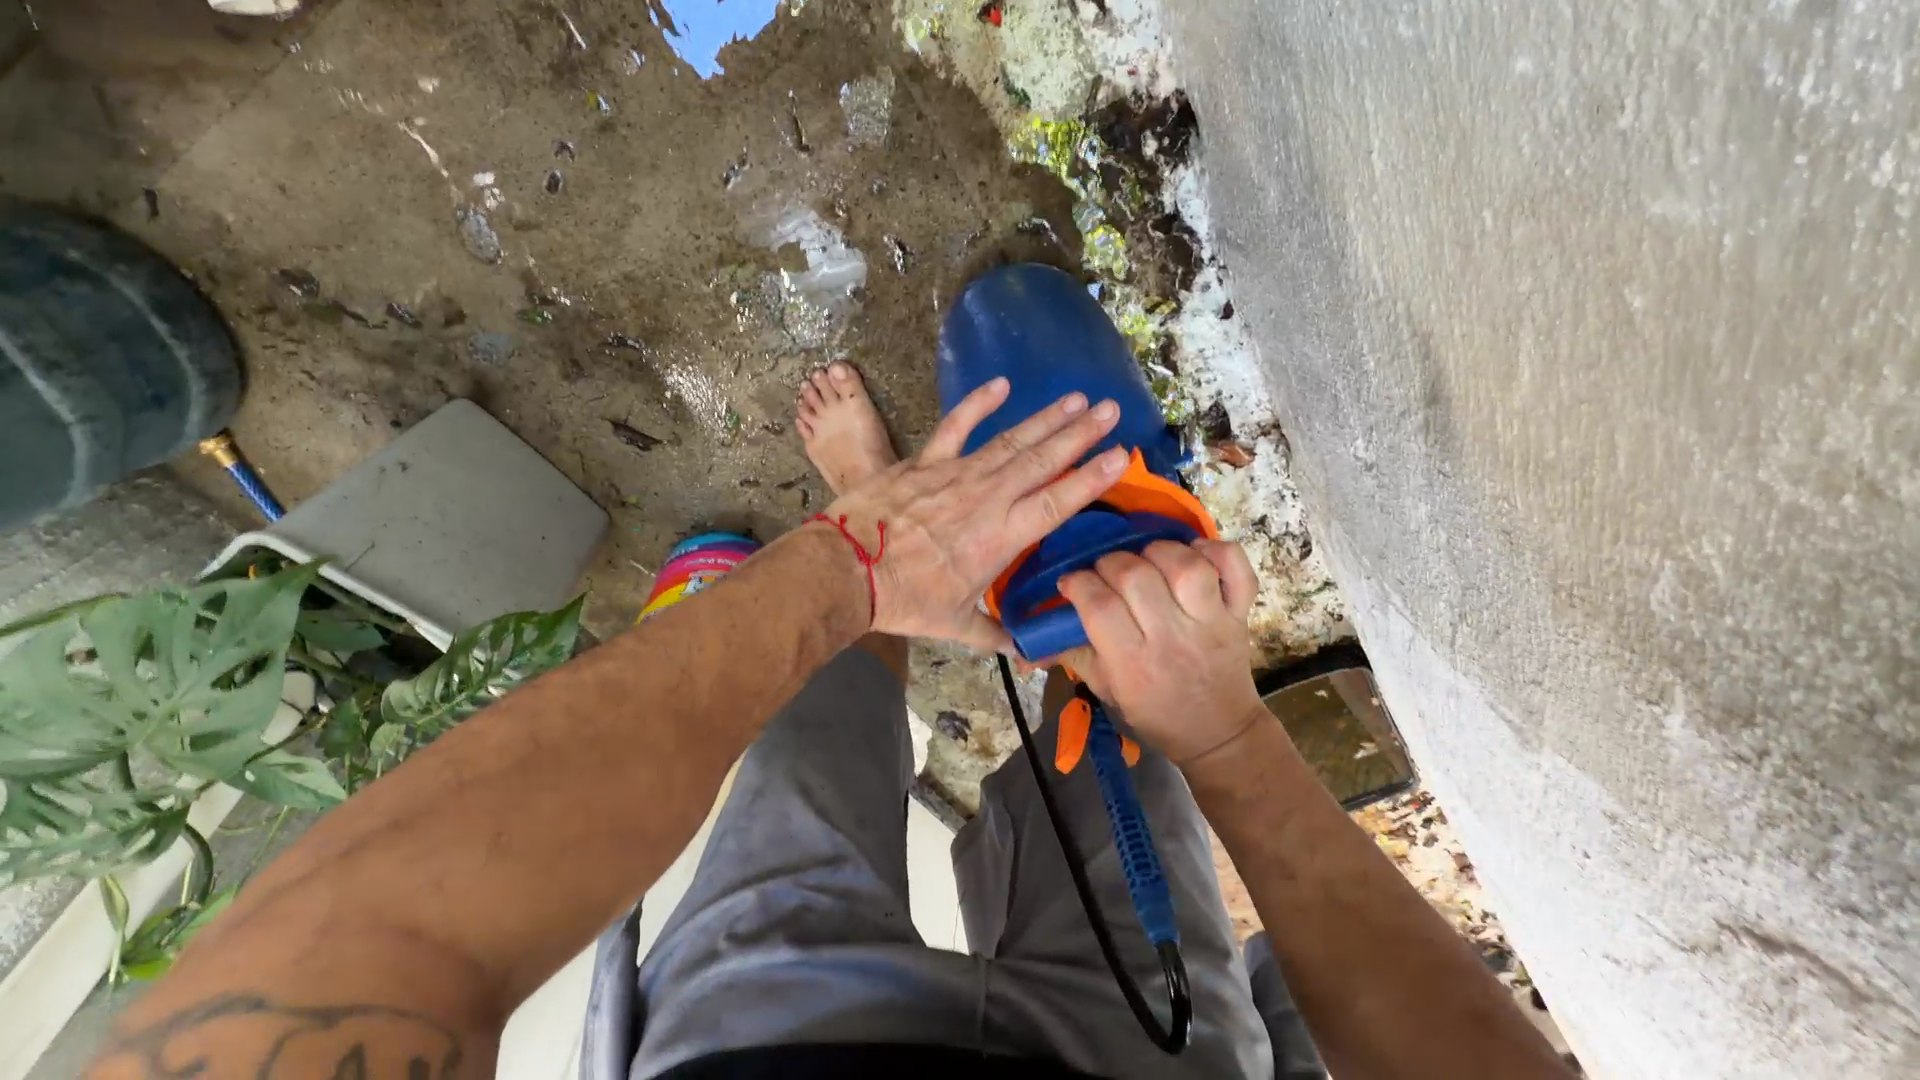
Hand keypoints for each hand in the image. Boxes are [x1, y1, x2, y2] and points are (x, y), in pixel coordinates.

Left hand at [819, 377, 1128, 652]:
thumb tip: (1023, 653)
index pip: (1057, 502)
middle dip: (1079, 434)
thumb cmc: (905, 600)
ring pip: (1010, 440)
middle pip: (1042, 461)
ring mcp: (956, 474)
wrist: (849, 570)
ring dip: (1045, 418)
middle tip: (1109, 409)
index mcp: (1001, 537)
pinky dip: (977, 404)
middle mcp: (987, 498)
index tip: (1120, 455)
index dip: (1091, 478)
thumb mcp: (955, 624)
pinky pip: (956, 426)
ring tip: (1075, 399)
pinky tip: (1001, 384)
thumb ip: (994, 634)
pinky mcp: (924, 462)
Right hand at [1057, 539, 1266, 764]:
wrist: (1218, 734)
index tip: (1071, 583)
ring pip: (1186, 566)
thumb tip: (1023, 645)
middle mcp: (1172, 638)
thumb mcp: (1106, 691)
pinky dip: (1218, 550)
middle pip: (1137, 577)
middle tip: (1105, 573)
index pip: (1098, 606)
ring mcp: (1211, 623)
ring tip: (1146, 558)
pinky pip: (1237, 569)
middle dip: (1110, 563)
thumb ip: (1071, 657)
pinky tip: (1195, 552)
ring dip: (1159, 551)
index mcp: (1133, 664)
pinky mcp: (1239, 613)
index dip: (1078, 583)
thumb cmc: (1155, 713)